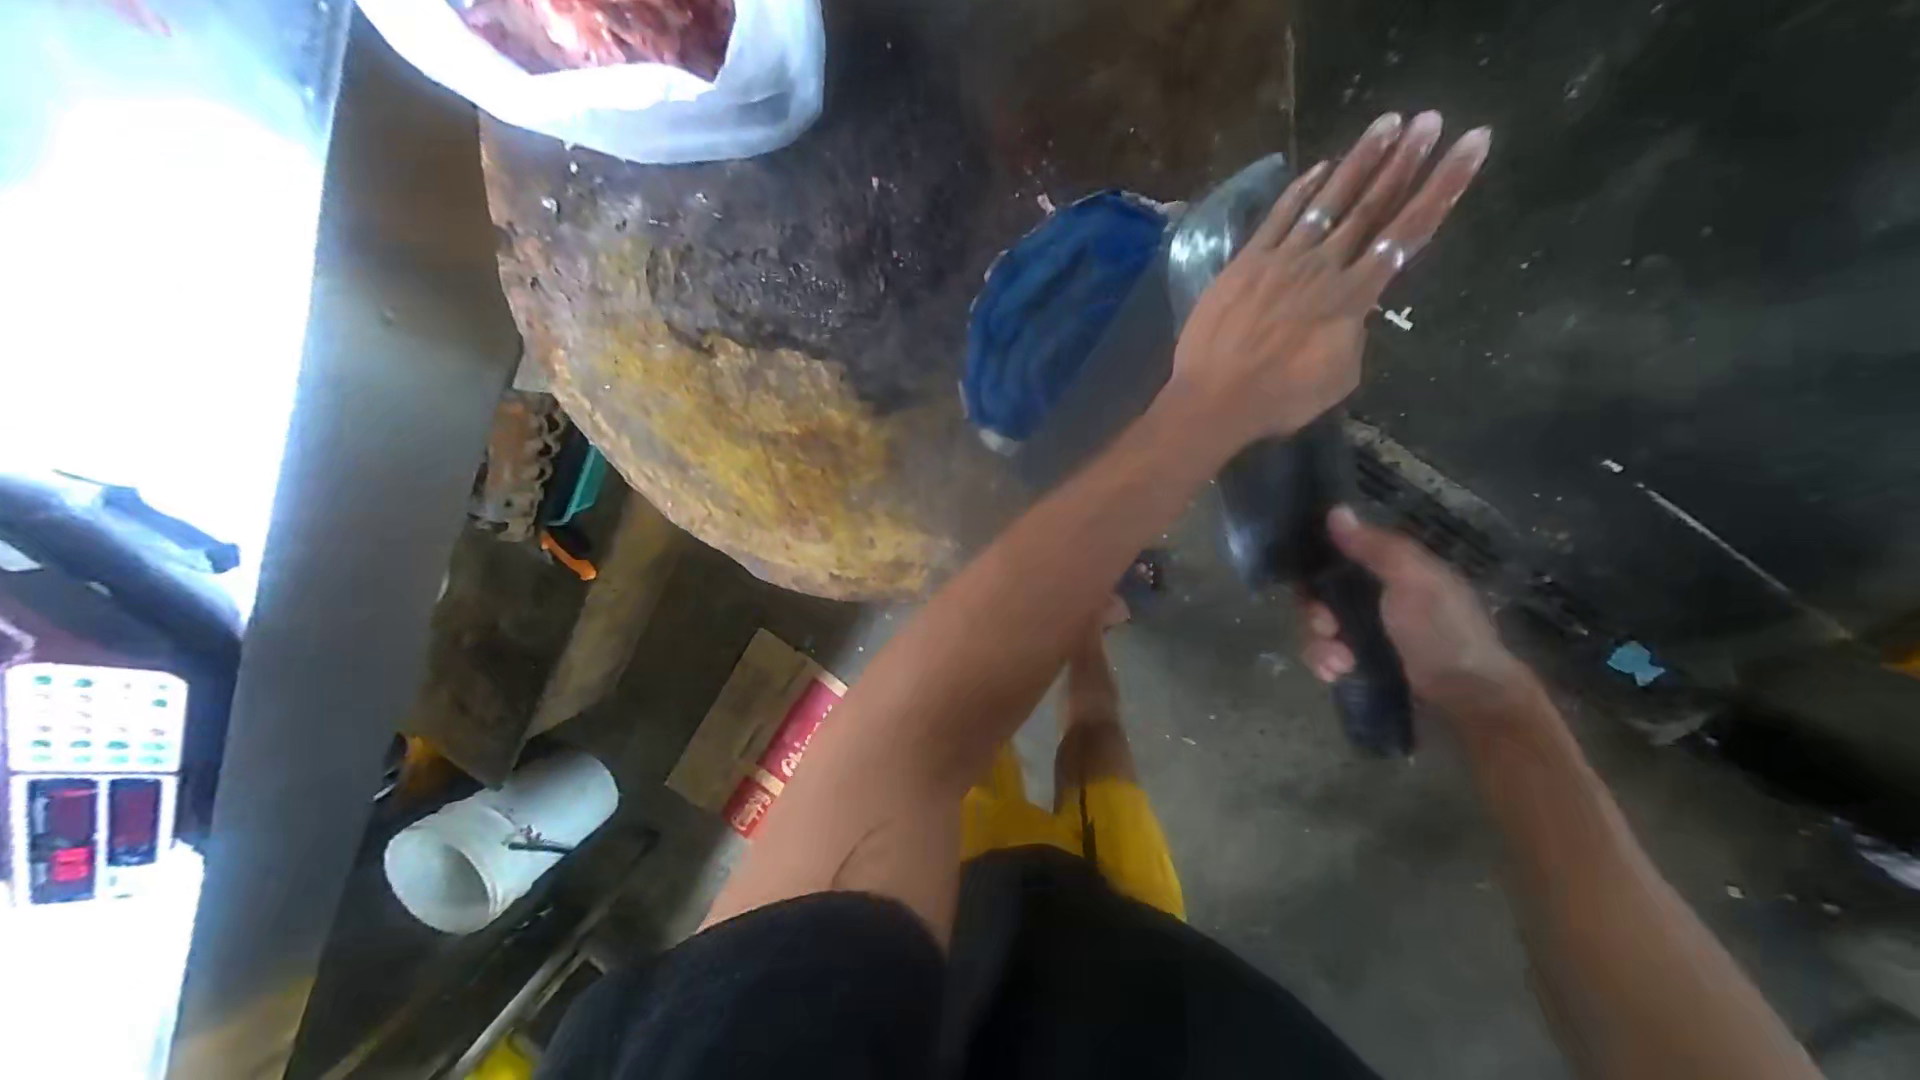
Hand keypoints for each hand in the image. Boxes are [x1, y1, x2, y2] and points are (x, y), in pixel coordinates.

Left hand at [1170, 111, 1491, 439]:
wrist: (1215, 398)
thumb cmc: (1279, 398)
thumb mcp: (1338, 376)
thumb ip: (1352, 336)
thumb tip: (1351, 315)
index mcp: (1354, 297)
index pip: (1409, 232)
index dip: (1444, 187)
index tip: (1471, 144)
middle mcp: (1324, 267)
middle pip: (1372, 206)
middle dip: (1405, 161)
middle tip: (1431, 119)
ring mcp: (1282, 260)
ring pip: (1328, 201)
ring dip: (1359, 161)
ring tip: (1387, 123)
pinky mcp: (1245, 263)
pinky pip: (1278, 217)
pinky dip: (1301, 190)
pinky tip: (1320, 167)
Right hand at [1302, 506, 1528, 704]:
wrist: (1468, 702)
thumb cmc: (1445, 633)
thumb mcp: (1415, 582)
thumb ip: (1376, 548)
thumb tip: (1335, 510)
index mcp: (1393, 575)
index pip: (1338, 561)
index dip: (1317, 571)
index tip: (1311, 586)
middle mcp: (1376, 602)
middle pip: (1320, 598)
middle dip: (1316, 614)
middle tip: (1327, 628)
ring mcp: (1367, 638)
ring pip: (1318, 631)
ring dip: (1319, 645)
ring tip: (1339, 663)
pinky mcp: (1361, 669)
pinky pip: (1324, 659)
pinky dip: (1324, 664)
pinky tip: (1336, 674)